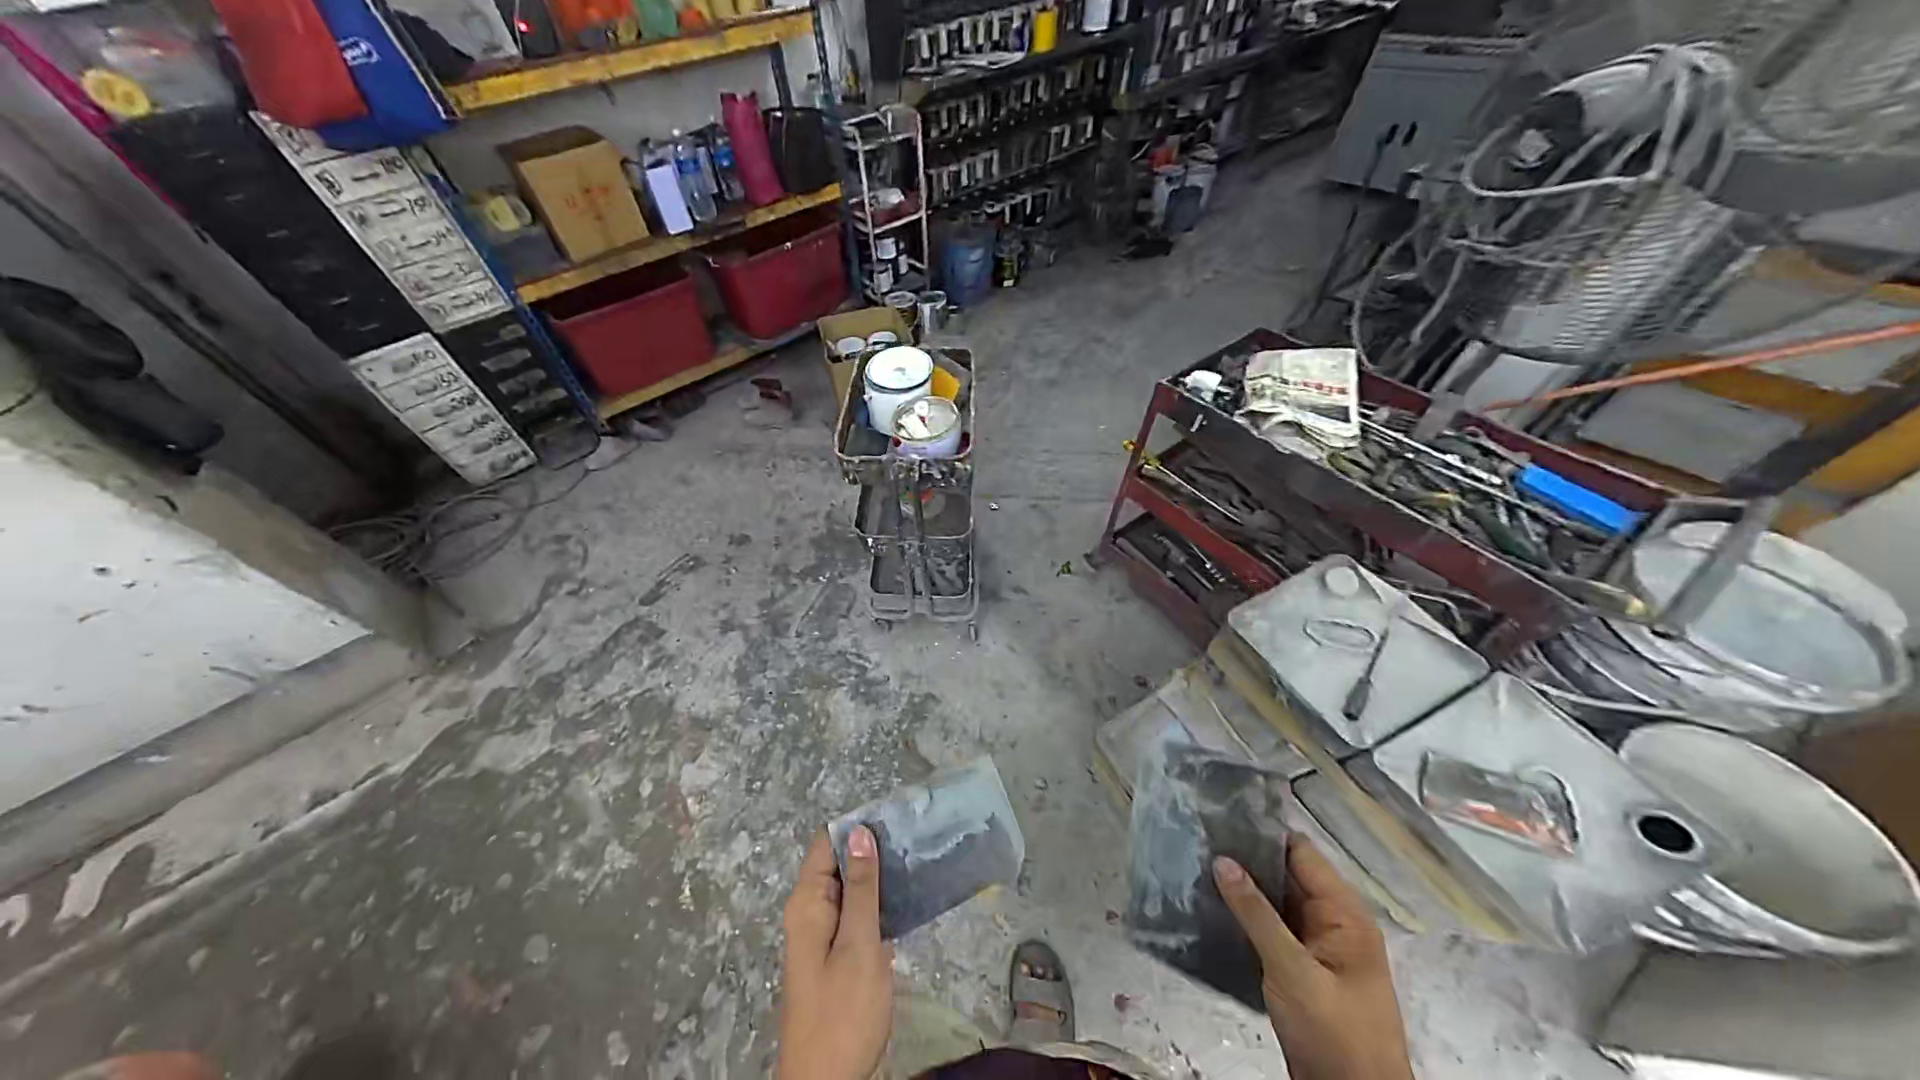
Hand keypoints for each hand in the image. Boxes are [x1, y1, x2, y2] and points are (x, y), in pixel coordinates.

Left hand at [779, 826, 893, 1079]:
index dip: (858, 827)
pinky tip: (909, 898)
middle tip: (918, 839)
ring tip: (920, 861)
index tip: (897, 819)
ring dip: (880, 876)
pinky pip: (857, 912)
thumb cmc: (842, 1012)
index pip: (828, 843)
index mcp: (807, 902)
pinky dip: (879, 902)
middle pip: (840, 862)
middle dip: (874, 849)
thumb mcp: (858, 946)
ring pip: (852, 887)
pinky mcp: (838, 952)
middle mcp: (811, 910)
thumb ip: (862, 888)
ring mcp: (824, 932)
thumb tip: (860, 832)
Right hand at [1214, 837, 1414, 1079]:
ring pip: (1275, 901)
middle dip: (1246, 858)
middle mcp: (1333, 922)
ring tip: (1196, 863)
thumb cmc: (1334, 1034)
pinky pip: (1271, 927)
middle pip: (1286, 874)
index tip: (1219, 818)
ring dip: (1243, 887)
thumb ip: (1256, 914)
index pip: (1301, 854)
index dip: (1262, 834)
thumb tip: (1222, 859)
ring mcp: (1316, 946)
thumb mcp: (1292, 971)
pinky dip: (1245, 915)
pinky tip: (1212, 904)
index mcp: (1345, 914)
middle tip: (1198, 839)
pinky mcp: (1299, 967)